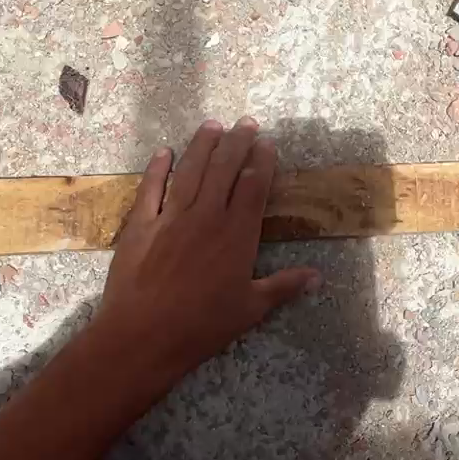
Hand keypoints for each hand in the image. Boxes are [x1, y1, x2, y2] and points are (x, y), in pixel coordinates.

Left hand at [90, 119, 320, 384]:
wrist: (143, 336)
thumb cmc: (202, 326)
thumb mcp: (250, 309)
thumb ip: (284, 286)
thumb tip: (318, 276)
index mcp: (237, 235)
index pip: (254, 187)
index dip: (262, 162)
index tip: (267, 143)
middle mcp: (206, 216)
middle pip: (224, 169)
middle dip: (236, 142)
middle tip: (245, 123)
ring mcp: (171, 218)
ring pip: (190, 171)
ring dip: (201, 145)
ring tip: (212, 124)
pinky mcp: (140, 225)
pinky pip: (150, 189)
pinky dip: (157, 168)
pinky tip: (164, 153)